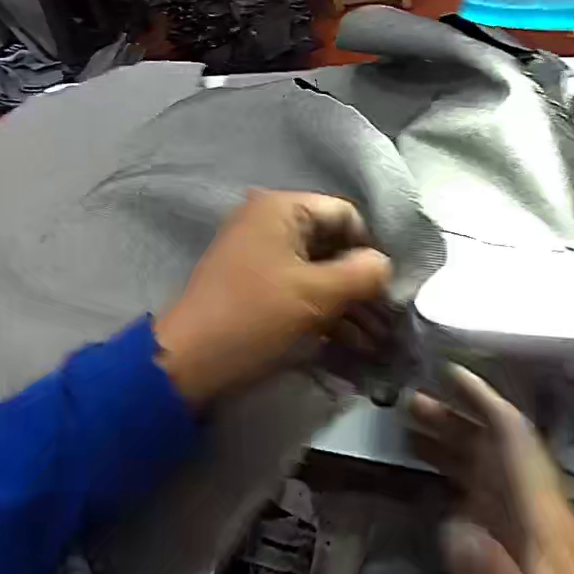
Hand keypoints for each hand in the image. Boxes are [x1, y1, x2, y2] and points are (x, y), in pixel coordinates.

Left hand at [154, 190, 392, 405]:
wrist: (187, 364)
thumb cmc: (255, 317)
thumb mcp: (317, 295)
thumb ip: (362, 274)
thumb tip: (385, 265)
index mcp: (282, 209)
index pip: (346, 215)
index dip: (371, 249)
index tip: (386, 287)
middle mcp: (270, 223)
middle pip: (334, 244)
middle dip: (362, 283)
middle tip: (387, 319)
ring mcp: (262, 255)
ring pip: (320, 272)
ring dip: (348, 304)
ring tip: (376, 340)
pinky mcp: (257, 287)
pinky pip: (301, 290)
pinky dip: (325, 312)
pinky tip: (353, 344)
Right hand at [410, 366, 573, 573]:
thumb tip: (452, 530)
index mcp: (548, 516)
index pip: (516, 440)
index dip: (485, 401)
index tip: (451, 374)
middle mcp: (538, 515)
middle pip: (495, 451)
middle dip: (457, 420)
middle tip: (410, 402)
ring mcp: (528, 538)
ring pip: (487, 476)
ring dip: (452, 448)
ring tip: (410, 431)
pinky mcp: (519, 562)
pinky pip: (483, 508)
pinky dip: (456, 489)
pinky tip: (435, 490)